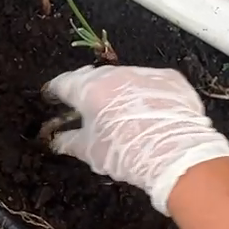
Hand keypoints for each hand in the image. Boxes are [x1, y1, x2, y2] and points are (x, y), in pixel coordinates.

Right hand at [43, 66, 228, 212]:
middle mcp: (115, 74)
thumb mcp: (89, 151)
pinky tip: (149, 112)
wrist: (175, 154)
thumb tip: (57, 139)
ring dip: (119, 92)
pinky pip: (151, 82)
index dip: (55, 92)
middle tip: (89, 109)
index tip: (54, 97)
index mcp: (89, 89)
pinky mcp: (169, 78)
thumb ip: (68, 141)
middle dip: (89, 92)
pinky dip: (147, 94)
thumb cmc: (126, 153)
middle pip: (93, 78)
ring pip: (124, 79)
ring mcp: (144, 73)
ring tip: (123, 115)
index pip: (63, 83)